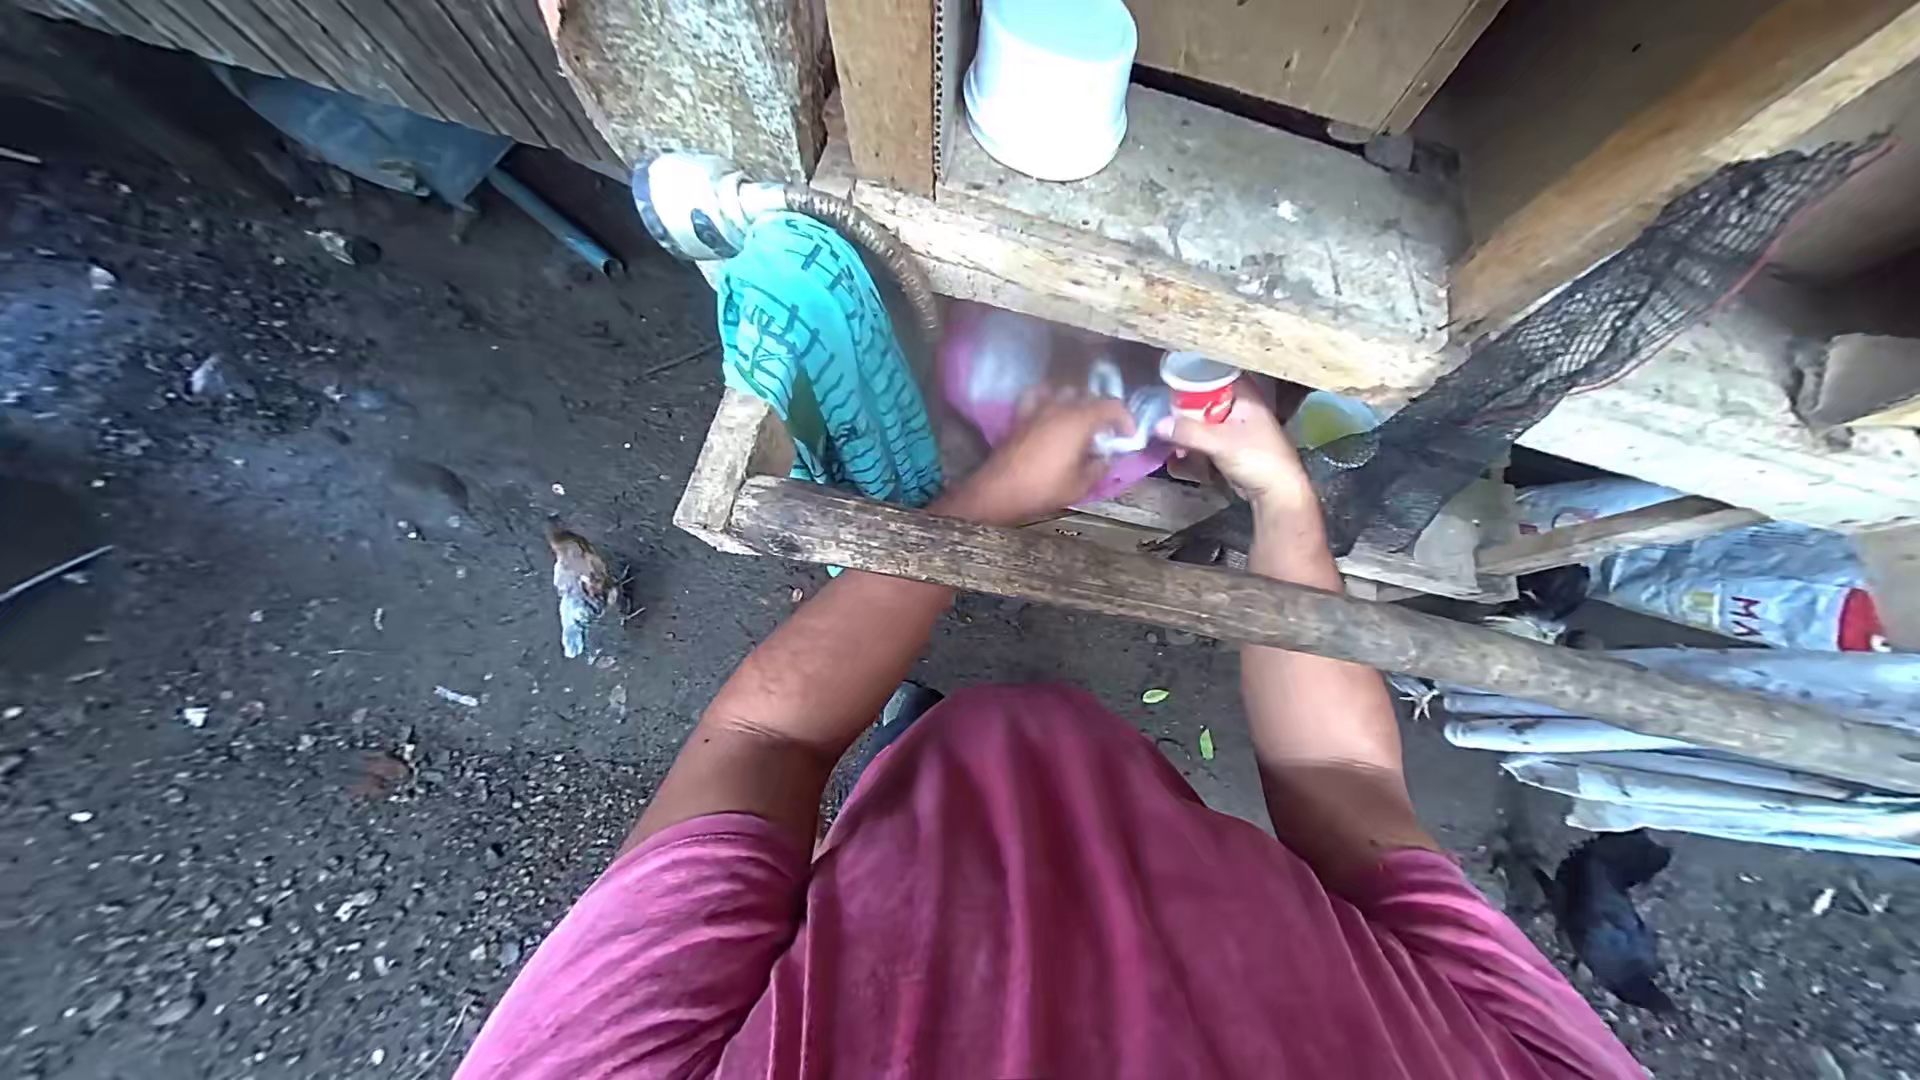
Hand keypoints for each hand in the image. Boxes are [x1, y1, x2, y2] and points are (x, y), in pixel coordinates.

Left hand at [934, 392, 1134, 525]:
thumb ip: (1099, 466)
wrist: (1000, 491)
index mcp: (1080, 420)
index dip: (1125, 419)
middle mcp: (1060, 406)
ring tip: (1081, 421)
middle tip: (1106, 433)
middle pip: (1090, 396)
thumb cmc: (1044, 488)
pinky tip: (1049, 408)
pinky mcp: (1020, 415)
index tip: (1128, 436)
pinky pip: (1037, 394)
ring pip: (1065, 391)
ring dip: (1077, 402)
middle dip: (1103, 411)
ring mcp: (1038, 407)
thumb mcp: (1081, 484)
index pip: (1112, 406)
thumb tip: (1106, 458)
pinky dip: (1047, 396)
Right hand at [1152, 393, 1311, 508]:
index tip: (1168, 384)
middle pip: (1203, 398)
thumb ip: (1188, 432)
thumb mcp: (1220, 443)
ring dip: (1185, 429)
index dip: (1190, 378)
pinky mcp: (1228, 443)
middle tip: (1163, 417)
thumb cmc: (1258, 459)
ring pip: (1202, 419)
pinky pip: (1204, 436)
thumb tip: (1158, 425)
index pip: (1213, 375)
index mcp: (1244, 395)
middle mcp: (1238, 405)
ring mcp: (1233, 425)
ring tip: (1170, 439)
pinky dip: (1192, 442)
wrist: (1276, 492)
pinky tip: (1180, 453)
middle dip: (1182, 410)